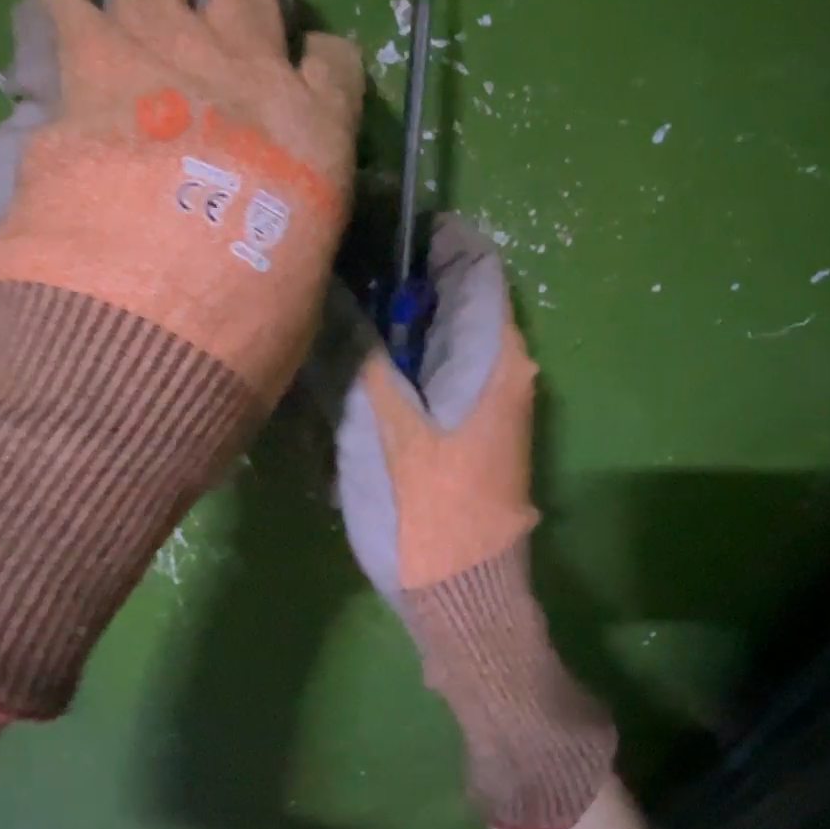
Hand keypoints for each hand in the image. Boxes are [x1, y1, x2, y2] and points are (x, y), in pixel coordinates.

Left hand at [0, 0, 364, 720]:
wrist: (134, 362)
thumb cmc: (229, 354)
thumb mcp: (290, 291)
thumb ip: (283, 224)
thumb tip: (259, 219)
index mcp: (314, 140)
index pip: (333, 57)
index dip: (311, 59)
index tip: (289, 76)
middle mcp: (246, 79)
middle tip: (208, 4)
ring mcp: (159, 64)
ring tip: (126, 9)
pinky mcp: (77, 80)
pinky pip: (62, 7)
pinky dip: (60, 20)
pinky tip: (58, 55)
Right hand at [326, 215, 616, 828]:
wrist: (461, 602)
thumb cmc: (423, 508)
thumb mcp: (377, 422)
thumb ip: (354, 348)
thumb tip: (327, 286)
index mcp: (492, 353)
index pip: (473, 260)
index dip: (427, 235)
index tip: (367, 227)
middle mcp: (502, 368)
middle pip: (454, 296)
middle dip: (395, 278)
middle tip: (329, 270)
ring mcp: (487, 403)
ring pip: (438, 337)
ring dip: (390, 322)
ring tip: (328, 311)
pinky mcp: (467, 433)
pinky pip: (431, 374)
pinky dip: (395, 361)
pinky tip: (347, 369)